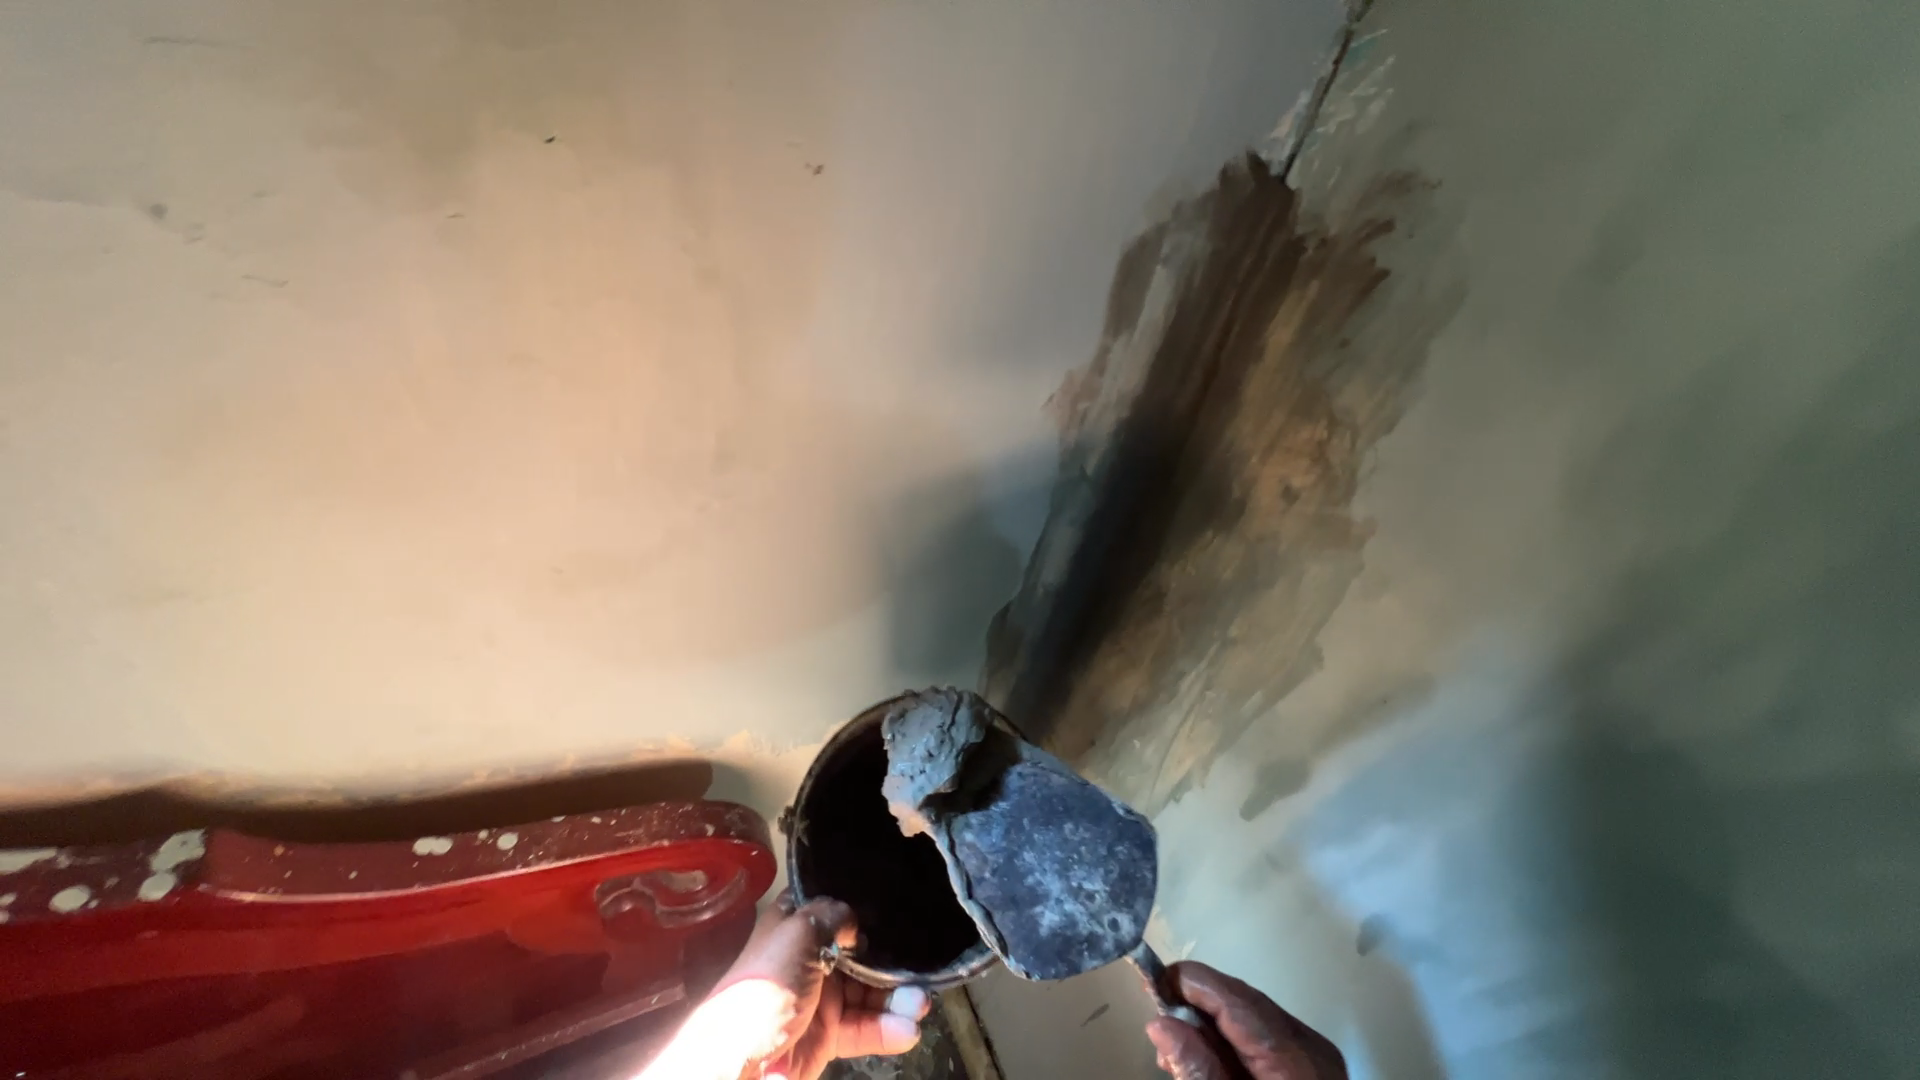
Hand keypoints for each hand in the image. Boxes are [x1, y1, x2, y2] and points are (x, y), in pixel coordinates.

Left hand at [639, 892, 928, 1079]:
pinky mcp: (827, 1036)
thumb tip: (857, 919)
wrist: (740, 1063)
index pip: (834, 906)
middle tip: (922, 966)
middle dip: (891, 959)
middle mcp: (812, 957)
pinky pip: (864, 1028)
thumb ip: (833, 916)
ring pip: (868, 991)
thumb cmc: (766, 988)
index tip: (898, 902)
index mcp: (796, 925)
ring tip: (921, 1003)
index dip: (862, 904)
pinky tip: (908, 1030)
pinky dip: (887, 1030)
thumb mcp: (798, 934)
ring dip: (897, 997)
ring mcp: (821, 998)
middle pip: (861, 951)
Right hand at [1145, 963, 1346, 1079]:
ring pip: (1252, 1019)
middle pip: (1244, 1003)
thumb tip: (1160, 1023)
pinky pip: (1265, 1040)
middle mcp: (1311, 1047)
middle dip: (1198, 1007)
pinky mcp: (1312, 1072)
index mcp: (1294, 1058)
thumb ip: (1197, 1071)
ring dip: (1212, 1027)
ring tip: (1178, 1054)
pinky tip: (1209, 1064)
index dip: (1192, 983)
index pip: (1235, 998)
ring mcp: (1316, 1060)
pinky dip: (1232, 1044)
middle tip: (1160, 1027)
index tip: (1152, 983)